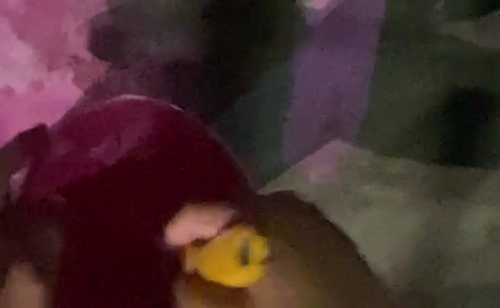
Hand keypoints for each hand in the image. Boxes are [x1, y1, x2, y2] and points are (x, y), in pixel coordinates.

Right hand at [164, 193, 391, 307]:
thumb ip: (199, 297)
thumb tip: (180, 277)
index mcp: (253, 221)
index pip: (199, 213)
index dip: (177, 231)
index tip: (166, 251)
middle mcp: (280, 203)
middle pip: (230, 213)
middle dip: (213, 238)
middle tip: (200, 269)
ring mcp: (310, 215)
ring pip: (260, 218)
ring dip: (243, 240)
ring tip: (237, 274)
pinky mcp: (333, 234)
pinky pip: (287, 228)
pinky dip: (271, 243)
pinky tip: (273, 272)